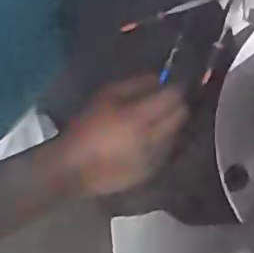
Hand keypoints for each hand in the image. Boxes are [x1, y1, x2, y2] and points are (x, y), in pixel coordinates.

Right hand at [49, 77, 188, 196]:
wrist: (72, 169)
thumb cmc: (87, 127)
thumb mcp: (107, 96)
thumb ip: (136, 84)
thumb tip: (158, 79)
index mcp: (139, 117)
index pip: (173, 97)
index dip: (176, 87)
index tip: (174, 83)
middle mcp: (152, 138)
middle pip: (181, 115)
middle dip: (178, 104)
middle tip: (167, 101)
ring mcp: (153, 158)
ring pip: (177, 134)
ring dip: (171, 124)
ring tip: (157, 121)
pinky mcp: (150, 173)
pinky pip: (167, 152)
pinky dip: (163, 142)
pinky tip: (149, 140)